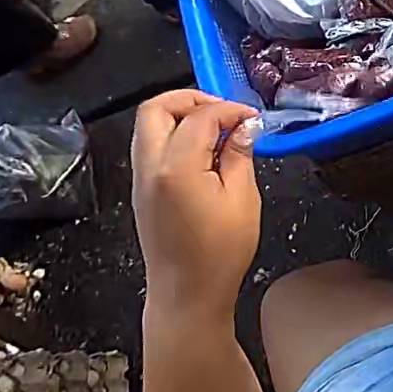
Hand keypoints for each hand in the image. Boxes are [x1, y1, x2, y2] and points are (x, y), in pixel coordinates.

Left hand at [132, 91, 261, 314]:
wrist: (187, 292)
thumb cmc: (220, 252)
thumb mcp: (243, 199)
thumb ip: (239, 155)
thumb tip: (243, 127)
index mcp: (176, 167)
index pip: (200, 117)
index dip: (229, 110)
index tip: (252, 117)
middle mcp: (150, 166)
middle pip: (156, 108)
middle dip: (191, 99)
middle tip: (224, 111)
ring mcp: (140, 178)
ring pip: (149, 125)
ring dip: (181, 116)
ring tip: (217, 130)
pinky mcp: (142, 190)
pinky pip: (151, 146)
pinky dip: (174, 136)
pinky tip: (204, 152)